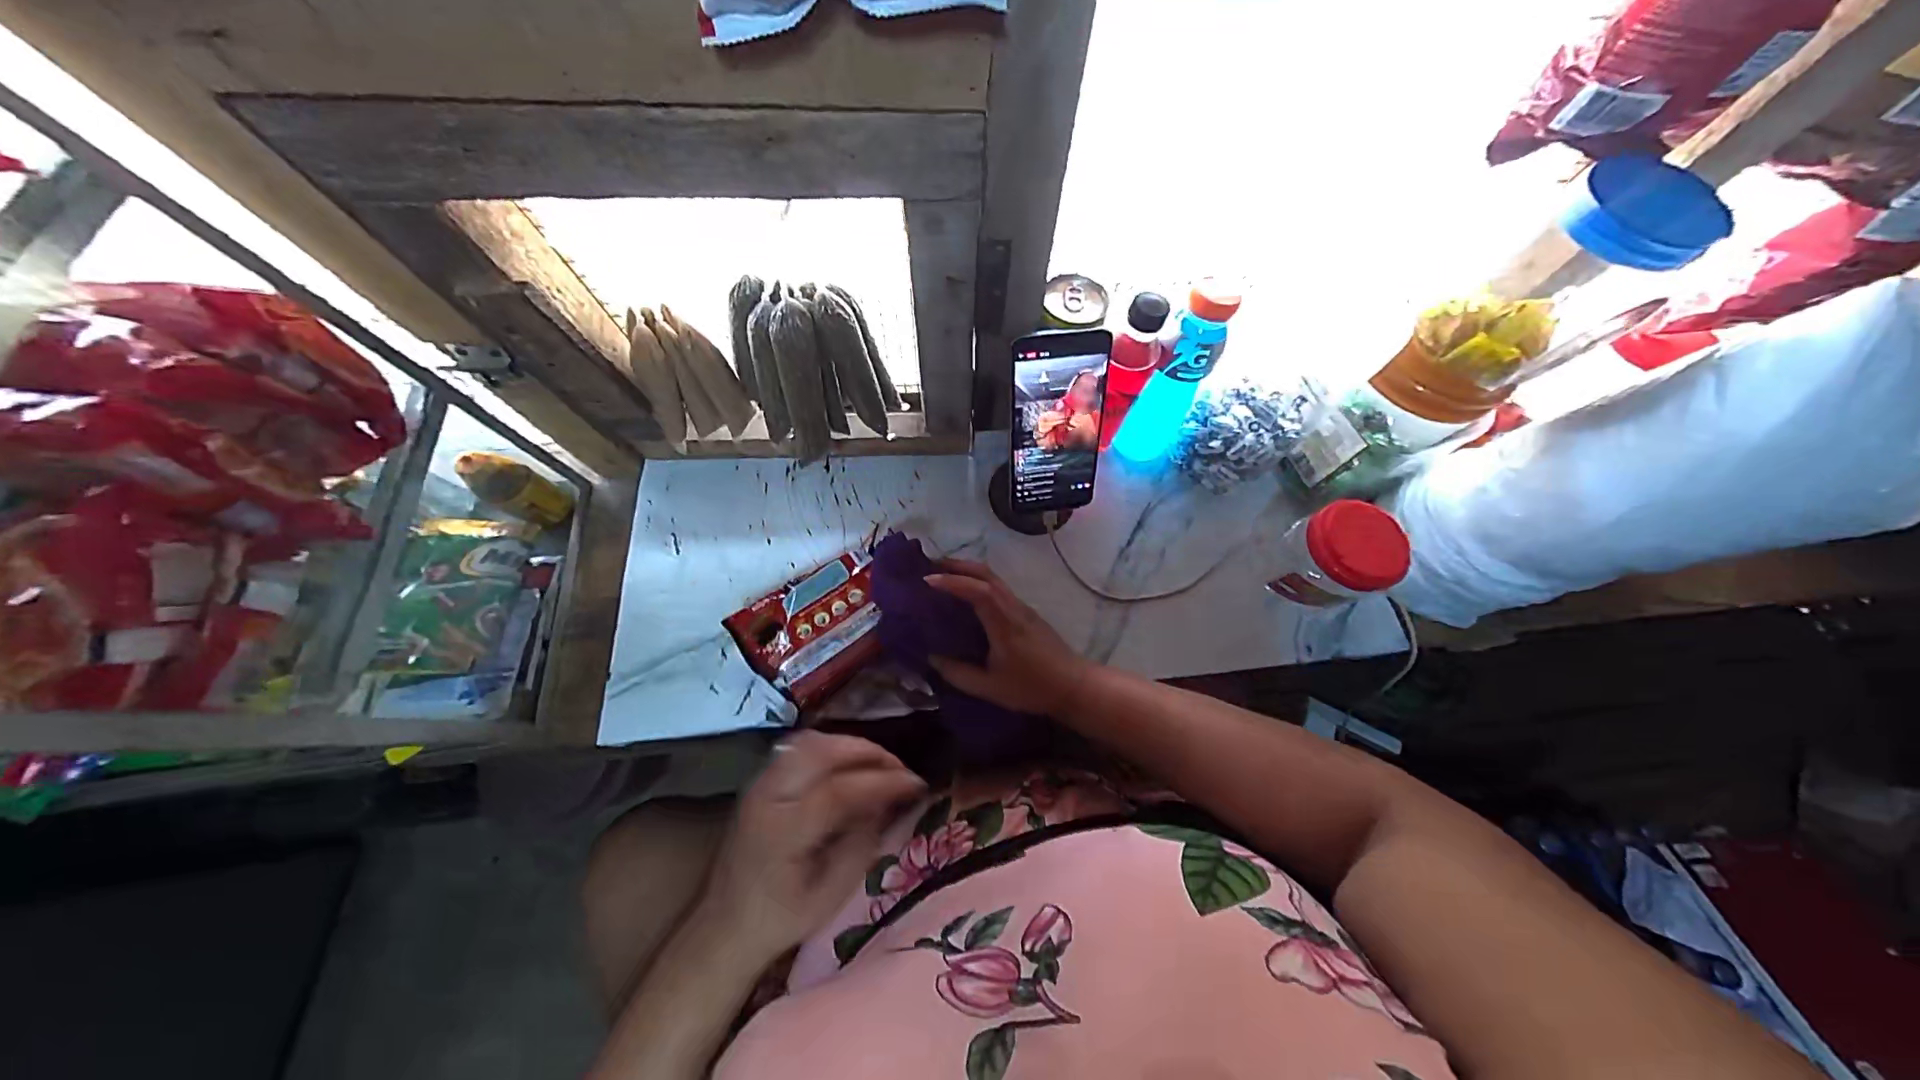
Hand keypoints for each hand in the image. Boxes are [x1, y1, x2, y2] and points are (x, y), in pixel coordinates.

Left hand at [703, 732, 925, 961]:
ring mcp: (759, 784)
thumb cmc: (782, 918)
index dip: (884, 781)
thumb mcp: (832, 892)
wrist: (725, 926)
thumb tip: (889, 802)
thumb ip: (862, 841)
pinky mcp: (759, 782)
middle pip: (822, 750)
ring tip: (879, 765)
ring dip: (850, 746)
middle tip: (900, 770)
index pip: (840, 790)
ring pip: (810, 741)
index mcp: (783, 831)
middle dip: (869, 752)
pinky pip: (799, 748)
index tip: (916, 784)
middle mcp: (767, 797)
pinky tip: (850, 766)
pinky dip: (831, 748)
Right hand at [924, 557, 1094, 717]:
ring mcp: (1022, 608)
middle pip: (986, 575)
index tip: (927, 580)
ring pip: (993, 579)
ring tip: (943, 576)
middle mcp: (1014, 609)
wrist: (1073, 685)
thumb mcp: (990, 688)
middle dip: (957, 566)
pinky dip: (978, 582)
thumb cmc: (1032, 688)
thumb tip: (932, 658)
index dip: (953, 582)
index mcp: (1004, 625)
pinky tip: (966, 594)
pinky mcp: (1026, 613)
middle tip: (929, 567)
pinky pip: (999, 588)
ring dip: (968, 571)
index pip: (978, 592)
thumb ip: (958, 674)